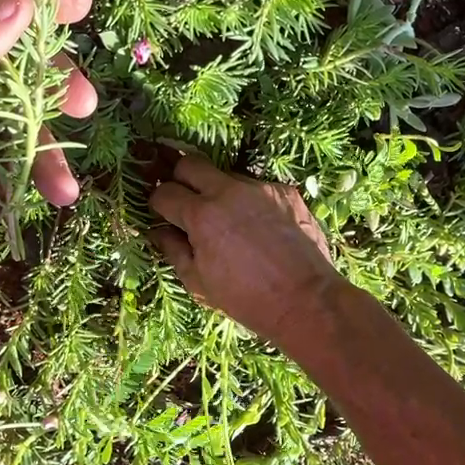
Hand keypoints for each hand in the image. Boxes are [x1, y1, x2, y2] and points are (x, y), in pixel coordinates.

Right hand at [147, 154, 345, 344]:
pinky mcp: (285, 191)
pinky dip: (248, 202)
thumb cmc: (246, 299)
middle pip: (190, 163)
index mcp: (202, 215)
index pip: (165, 193)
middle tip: (185, 202)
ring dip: (217, 192)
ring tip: (228, 221)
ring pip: (226, 175)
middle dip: (180, 179)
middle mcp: (229, 191)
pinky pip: (256, 188)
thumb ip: (173, 250)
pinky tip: (258, 228)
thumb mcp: (198, 282)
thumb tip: (158, 231)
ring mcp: (260, 188)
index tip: (162, 215)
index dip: (157, 204)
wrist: (307, 301)